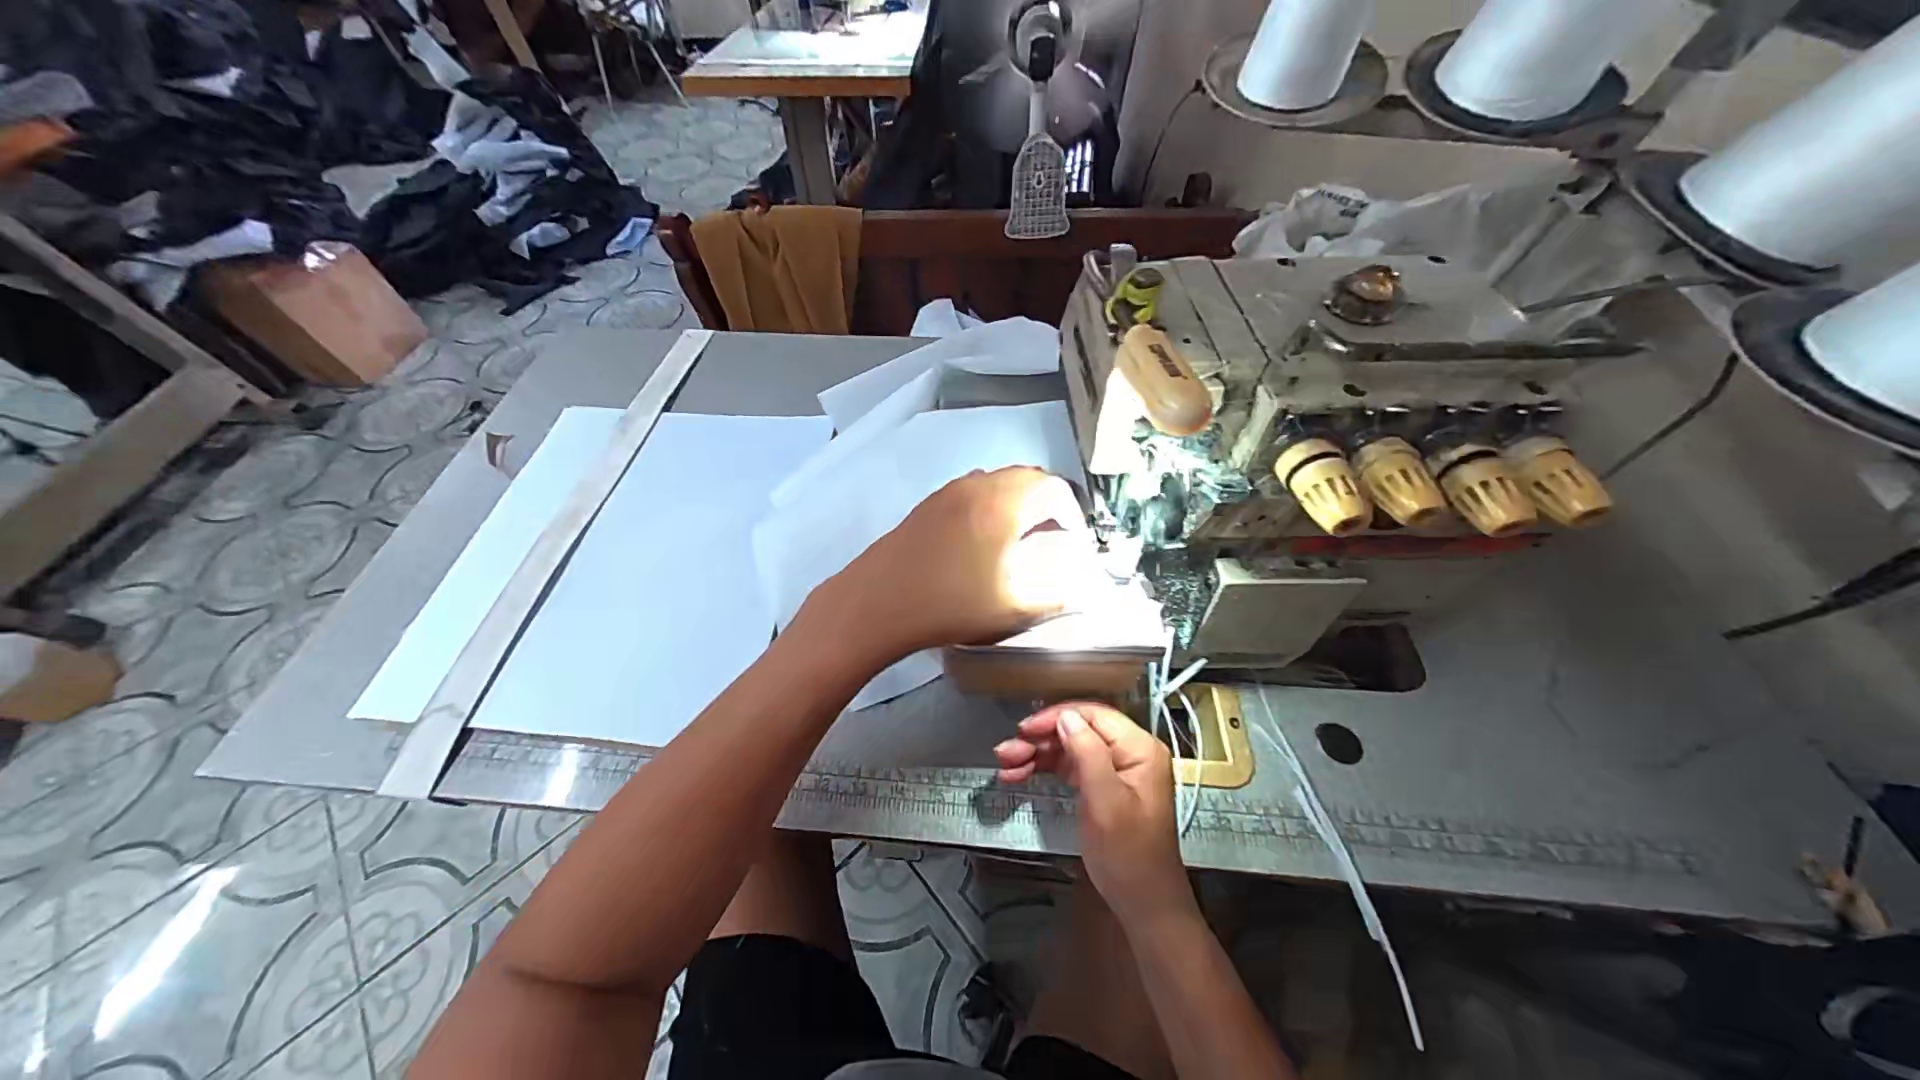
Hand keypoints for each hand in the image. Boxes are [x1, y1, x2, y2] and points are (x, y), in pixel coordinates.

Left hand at [805, 466, 1086, 665]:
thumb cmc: (949, 606)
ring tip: (1022, 538)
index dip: (1074, 515)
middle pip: (1028, 478)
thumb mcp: (1012, 609)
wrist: (876, 604)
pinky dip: (992, 504)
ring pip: (999, 481)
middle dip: (1049, 503)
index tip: (1074, 544)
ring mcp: (949, 491)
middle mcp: (978, 486)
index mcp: (1004, 503)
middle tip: (1055, 537)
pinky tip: (984, 541)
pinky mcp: (928, 504)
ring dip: (1019, 501)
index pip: (1056, 490)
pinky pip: (973, 490)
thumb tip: (1081, 591)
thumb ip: (1055, 598)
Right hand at [994, 702, 1193, 922]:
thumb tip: (1065, 716)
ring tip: (1005, 765)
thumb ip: (1087, 753)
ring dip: (1036, 754)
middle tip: (1006, 752)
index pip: (1094, 715)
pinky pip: (1068, 767)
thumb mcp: (1106, 801)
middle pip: (1078, 730)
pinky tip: (1018, 775)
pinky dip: (1043, 769)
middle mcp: (1128, 752)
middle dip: (1040, 738)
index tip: (1025, 730)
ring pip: (1068, 747)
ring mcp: (1114, 769)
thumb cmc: (1129, 854)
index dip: (1057, 717)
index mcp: (1139, 748)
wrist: (1144, 904)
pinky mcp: (1100, 786)